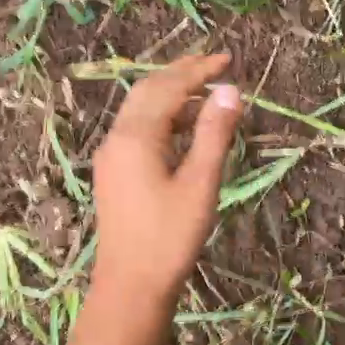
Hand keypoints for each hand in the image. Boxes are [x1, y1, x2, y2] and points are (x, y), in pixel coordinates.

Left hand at [91, 54, 242, 300]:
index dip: (199, 70)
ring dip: (173, 94)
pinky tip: (189, 126)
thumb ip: (215, 133)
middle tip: (215, 63)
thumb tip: (231, 90)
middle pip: (148, 91)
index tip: (228, 59)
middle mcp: (118, 140)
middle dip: (181, 73)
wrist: (132, 285)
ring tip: (209, 92)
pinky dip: (166, 116)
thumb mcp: (201, 181)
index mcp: (136, 138)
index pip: (169, 88)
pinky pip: (140, 129)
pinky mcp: (116, 173)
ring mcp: (113, 157)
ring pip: (141, 110)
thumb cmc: (171, 235)